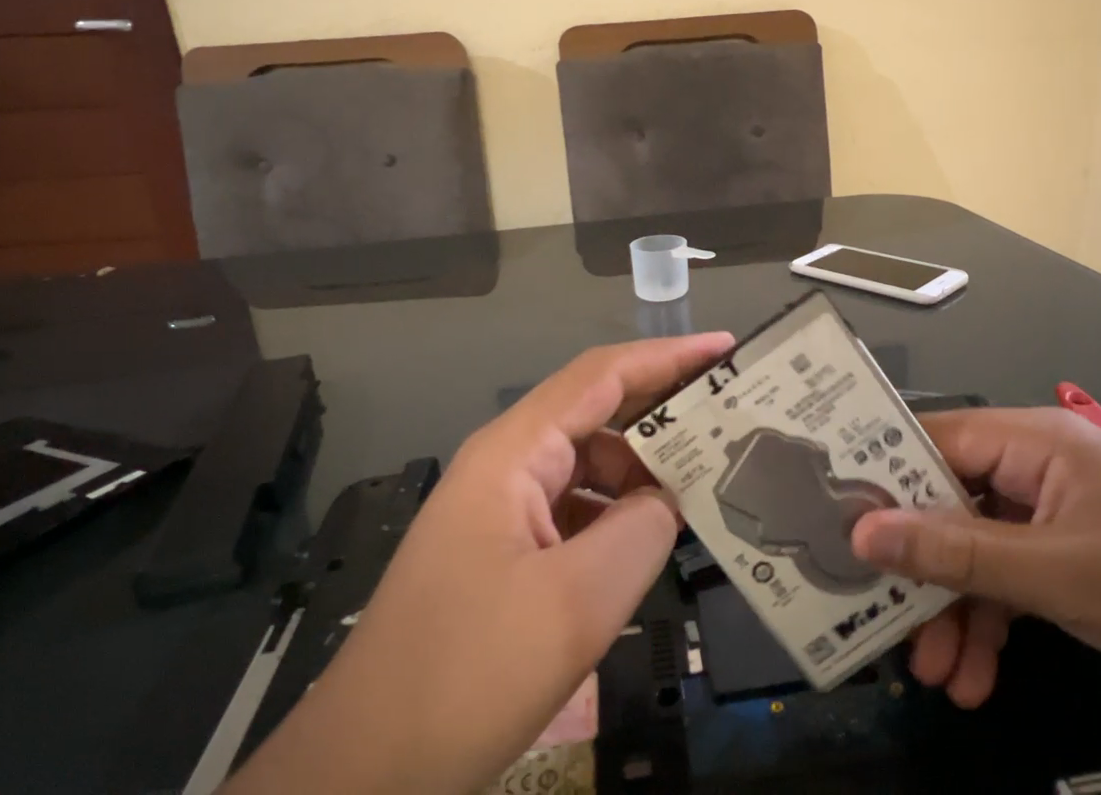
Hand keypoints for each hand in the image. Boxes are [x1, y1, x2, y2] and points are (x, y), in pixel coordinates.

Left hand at [226, 333, 734, 794]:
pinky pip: (571, 514)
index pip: (600, 376)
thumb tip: (669, 499)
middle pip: (593, 416)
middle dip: (662, 410)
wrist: (369, 761)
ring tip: (705, 487)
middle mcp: (503, 468)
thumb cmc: (471, 668)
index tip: (727, 348)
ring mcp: (498, 514)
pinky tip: (650, 541)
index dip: (667, 356)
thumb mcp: (578, 600)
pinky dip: (616, 516)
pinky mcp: (500, 557)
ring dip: (641, 472)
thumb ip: (642, 530)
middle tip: (731, 418)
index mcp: (512, 454)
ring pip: (584, 469)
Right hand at [852, 408, 1100, 710]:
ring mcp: (1043, 518)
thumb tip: (864, 533)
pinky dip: (983, 627)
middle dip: (918, 569)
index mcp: (1033, 443)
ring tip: (934, 674)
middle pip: (943, 505)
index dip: (880, 479)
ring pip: (967, 553)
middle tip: (877, 613)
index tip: (832, 523)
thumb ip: (957, 553)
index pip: (933, 442)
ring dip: (949, 612)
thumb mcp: (1054, 573)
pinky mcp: (1056, 560)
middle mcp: (1031, 470)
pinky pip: (998, 583)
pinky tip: (973, 678)